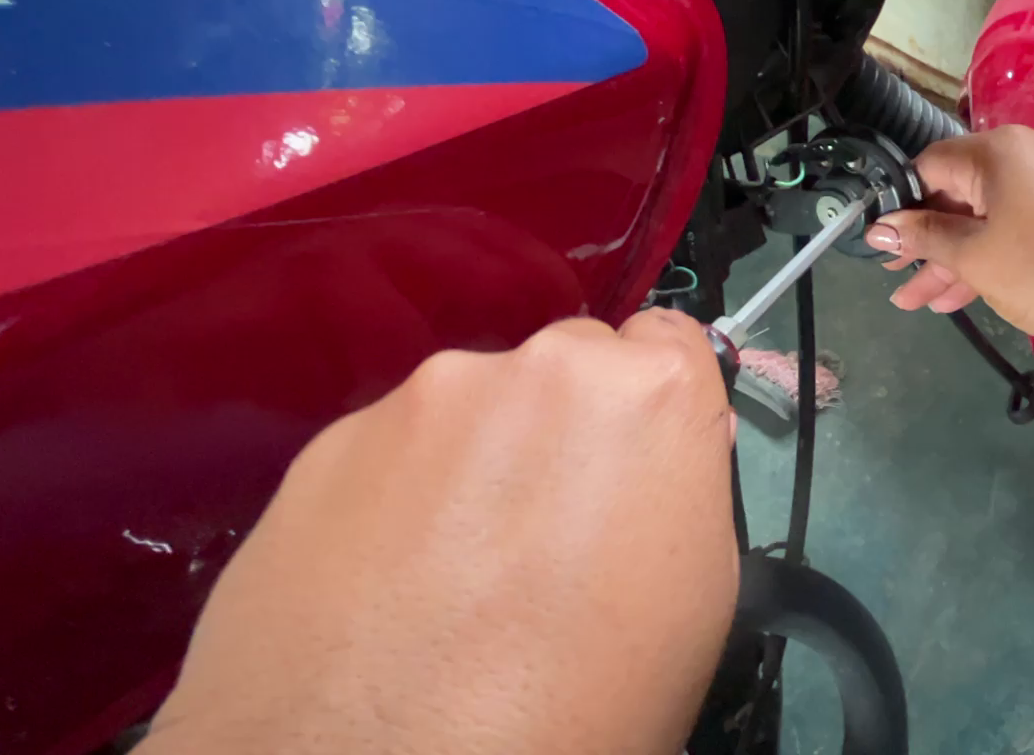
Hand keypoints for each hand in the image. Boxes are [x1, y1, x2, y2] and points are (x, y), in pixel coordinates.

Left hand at [142, 310, 737, 754]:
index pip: (671, 338)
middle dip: (573, 421)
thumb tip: (663, 440)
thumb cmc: (594, 695)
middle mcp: (546, 363)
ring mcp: (432, 394)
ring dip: (487, 452)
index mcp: (650, 389)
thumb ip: (690, 478)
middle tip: (549, 523)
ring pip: (484, 401)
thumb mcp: (701, 589)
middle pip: (575, 363)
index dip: (659, 400)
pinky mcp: (332, 441)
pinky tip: (387, 579)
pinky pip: (397, 444)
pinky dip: (405, 488)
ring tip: (457, 563)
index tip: (638, 456)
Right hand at [864, 125, 1033, 354]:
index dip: (902, 204)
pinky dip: (986, 257)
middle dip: (925, 241)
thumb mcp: (975, 257)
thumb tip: (878, 227)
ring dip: (951, 259)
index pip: (930, 165)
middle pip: (957, 194)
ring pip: (983, 219)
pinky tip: (956, 297)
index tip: (881, 241)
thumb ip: (923, 237)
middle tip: (896, 276)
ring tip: (915, 301)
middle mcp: (1024, 156)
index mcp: (998, 151)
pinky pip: (1011, 229)